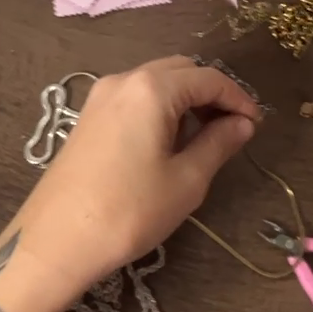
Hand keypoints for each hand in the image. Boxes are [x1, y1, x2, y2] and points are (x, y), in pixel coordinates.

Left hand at [13, 56, 259, 297]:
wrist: (55, 241)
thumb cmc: (129, 211)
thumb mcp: (186, 181)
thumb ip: (218, 143)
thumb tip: (243, 123)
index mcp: (151, 88)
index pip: (208, 77)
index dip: (238, 98)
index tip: (257, 124)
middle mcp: (124, 79)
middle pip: (180, 70)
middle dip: (211, 92)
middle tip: (234, 127)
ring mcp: (101, 96)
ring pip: (156, 81)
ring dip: (185, 98)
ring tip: (206, 136)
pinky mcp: (89, 116)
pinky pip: (135, 96)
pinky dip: (160, 106)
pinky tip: (169, 139)